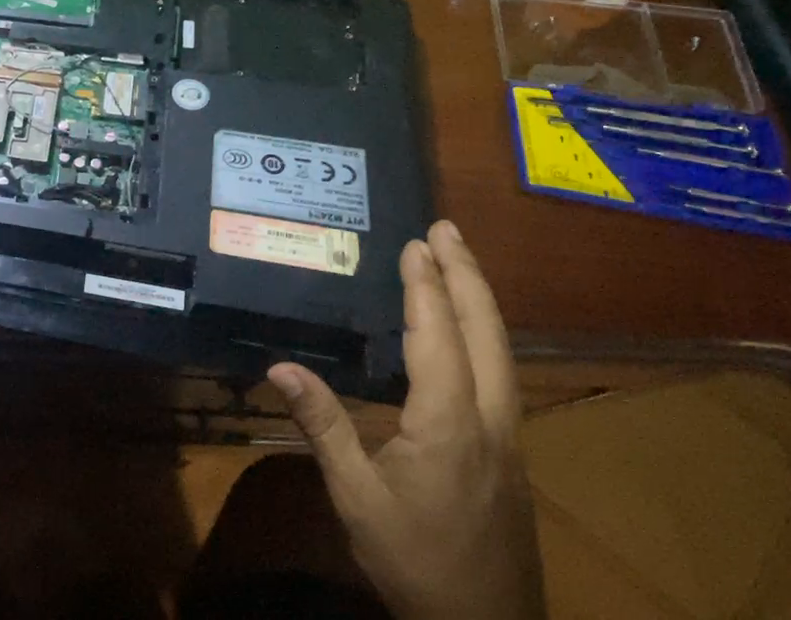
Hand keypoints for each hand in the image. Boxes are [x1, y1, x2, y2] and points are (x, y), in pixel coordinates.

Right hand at [267, 221, 543, 619]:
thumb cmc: (413, 560)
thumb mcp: (356, 497)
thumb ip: (324, 426)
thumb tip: (280, 366)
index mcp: (450, 424)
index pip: (439, 338)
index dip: (426, 288)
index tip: (417, 243)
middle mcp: (490, 421)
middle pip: (488, 334)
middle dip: (468, 277)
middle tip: (448, 230)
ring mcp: (509, 440)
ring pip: (503, 355)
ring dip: (480, 302)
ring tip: (459, 265)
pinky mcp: (510, 457)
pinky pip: (500, 376)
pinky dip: (483, 336)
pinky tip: (466, 336)